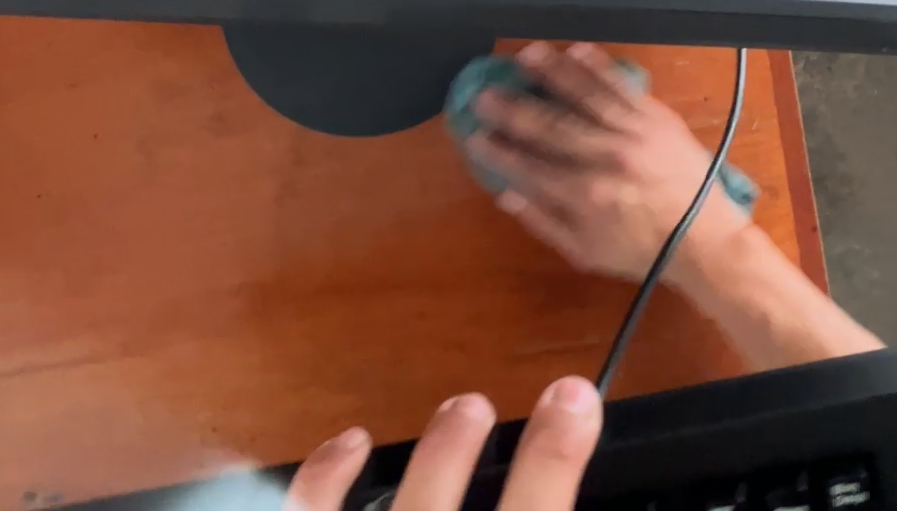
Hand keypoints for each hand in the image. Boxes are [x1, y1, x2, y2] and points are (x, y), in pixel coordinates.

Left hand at [286, 377, 602, 510]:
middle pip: (440, 500)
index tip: (575, 395)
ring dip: (415, 455)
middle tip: (474, 405)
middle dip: (457, 447)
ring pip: (386, 504)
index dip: (555, 454)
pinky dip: (320, 477)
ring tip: (452, 412)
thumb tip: (544, 489)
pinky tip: (343, 445)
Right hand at [467, 42, 750, 282]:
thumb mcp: (585, 252)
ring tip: (525, 55)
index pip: (530, 166)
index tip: (474, 134)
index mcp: (586, 197)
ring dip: (552, 72)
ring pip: (585, 95)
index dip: (499, 150)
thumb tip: (505, 193)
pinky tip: (576, 49)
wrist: (705, 238)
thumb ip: (542, 220)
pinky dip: (599, 66)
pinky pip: (622, 86)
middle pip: (551, 126)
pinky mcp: (655, 117)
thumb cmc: (641, 249)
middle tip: (485, 93)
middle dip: (513, 108)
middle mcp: (606, 159)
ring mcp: (633, 133)